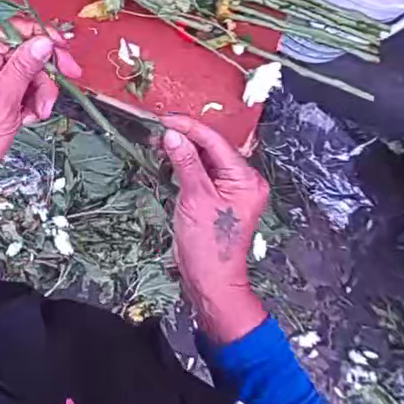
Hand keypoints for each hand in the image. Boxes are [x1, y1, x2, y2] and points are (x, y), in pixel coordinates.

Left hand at [0, 20, 82, 202]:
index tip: (62, 47)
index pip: (10, 30)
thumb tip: (43, 40)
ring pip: (27, 72)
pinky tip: (29, 117)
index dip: (39, 34)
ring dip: (41, 91)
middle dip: (45, 70)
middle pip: (23, 52)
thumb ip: (23, 68)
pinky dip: (31, 101)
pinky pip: (22, 88)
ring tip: (40, 112)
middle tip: (70, 77)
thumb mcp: (3, 102)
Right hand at [159, 115, 270, 343]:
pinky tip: (169, 159)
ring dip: (184, 151)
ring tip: (159, 143)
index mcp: (246, 178)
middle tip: (158, 130)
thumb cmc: (209, 247)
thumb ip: (186, 163)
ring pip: (206, 159)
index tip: (165, 120)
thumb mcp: (195, 199)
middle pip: (212, 148)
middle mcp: (244, 180)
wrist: (212, 283)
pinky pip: (204, 174)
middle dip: (185, 138)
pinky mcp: (220, 198)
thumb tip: (173, 136)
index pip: (215, 142)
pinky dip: (186, 166)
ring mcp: (232, 189)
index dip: (189, 128)